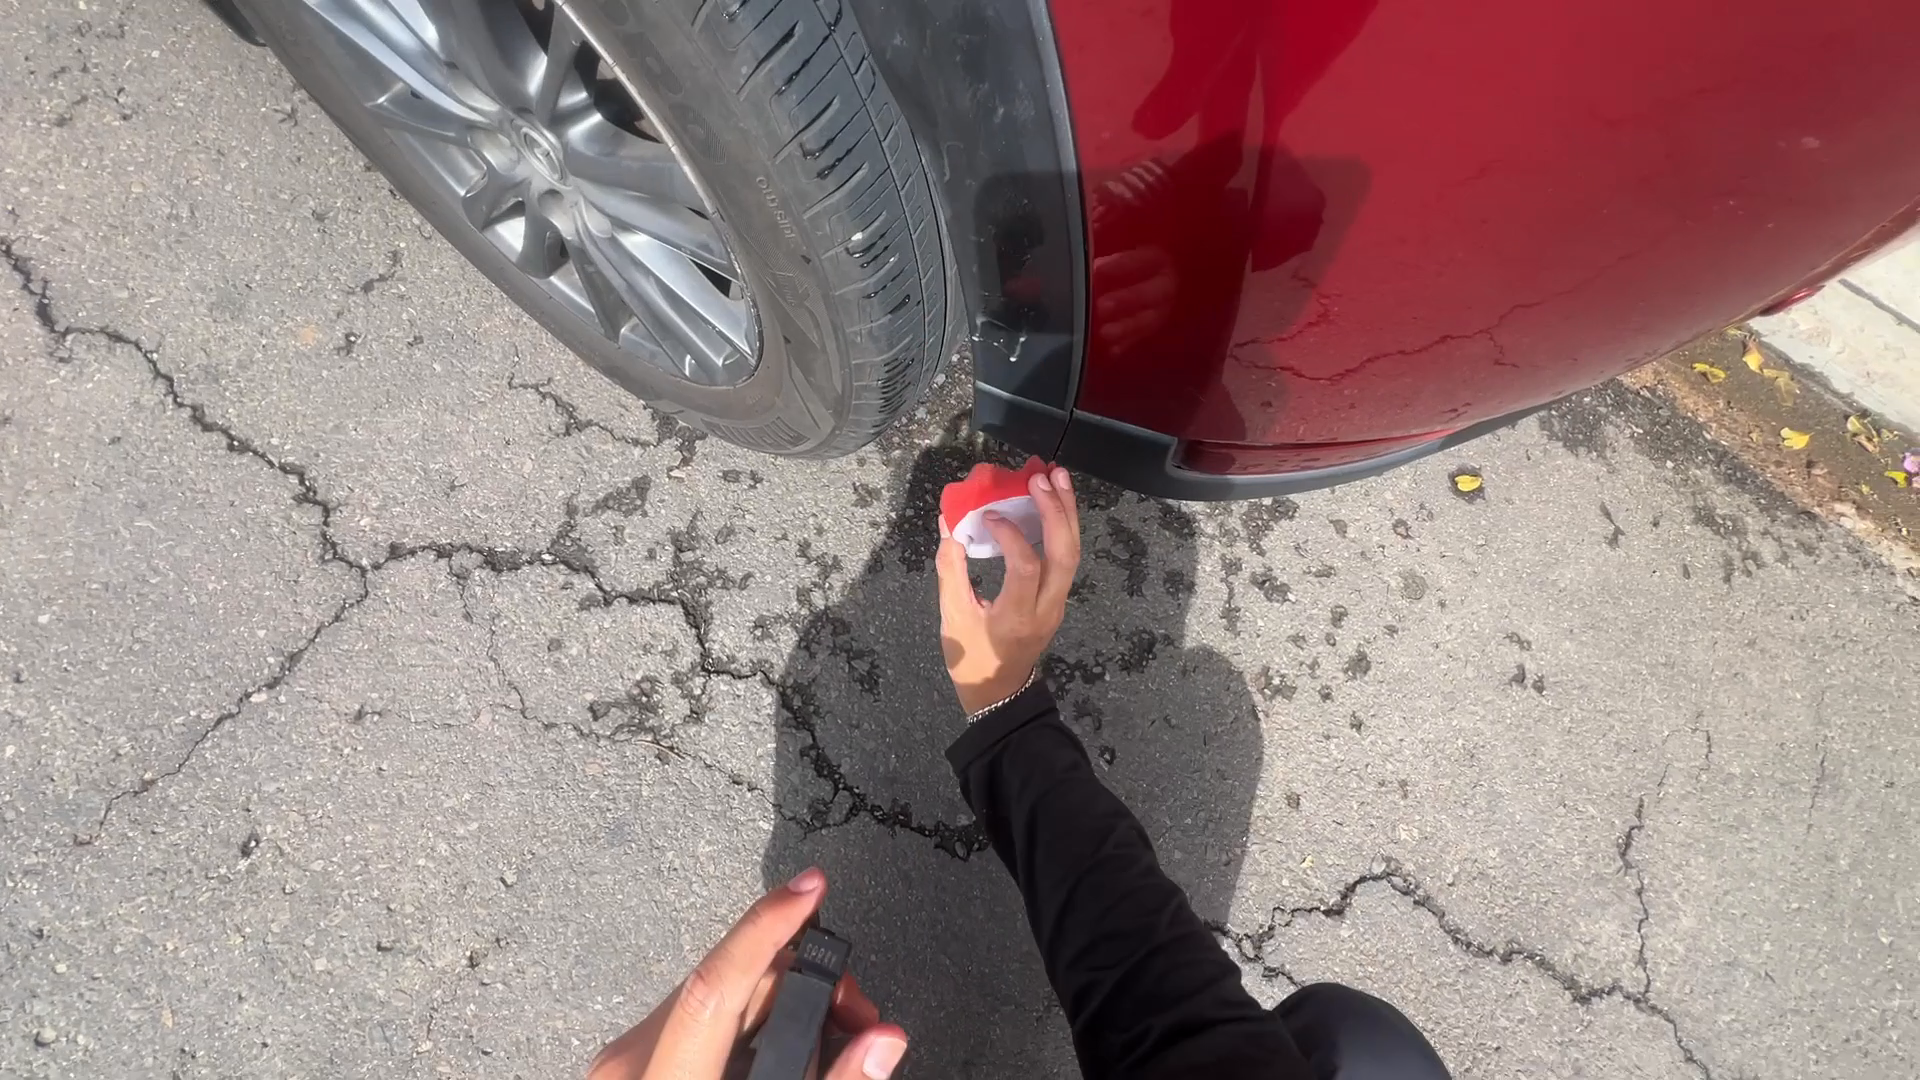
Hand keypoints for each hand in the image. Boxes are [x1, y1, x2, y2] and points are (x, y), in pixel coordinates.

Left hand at [588, 868, 907, 1079]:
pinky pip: (705, 1011)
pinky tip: (781, 1045)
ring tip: (829, 1034)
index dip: (767, 927)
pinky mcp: (630, 1061)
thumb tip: (886, 1038)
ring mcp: (624, 1061)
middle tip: (857, 1014)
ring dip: (783, 998)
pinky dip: (751, 1016)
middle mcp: (630, 1066)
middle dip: (806, 981)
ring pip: (723, 990)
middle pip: (737, 983)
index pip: (716, 988)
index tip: (812, 887)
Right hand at [935, 466, 1081, 714]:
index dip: (1011, 535)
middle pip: (1065, 553)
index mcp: (1017, 616)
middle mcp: (1047, 607)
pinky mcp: (1058, 596)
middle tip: (1041, 476)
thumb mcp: (952, 619)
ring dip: (1067, 511)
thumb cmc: (972, 660)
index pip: (1026, 566)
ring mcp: (1058, 602)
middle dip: (1056, 510)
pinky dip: (1063, 526)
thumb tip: (948, 526)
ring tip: (1056, 476)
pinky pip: (1067, 557)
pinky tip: (1054, 502)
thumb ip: (950, 572)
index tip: (990, 515)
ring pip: (1073, 552)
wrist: (1000, 693)